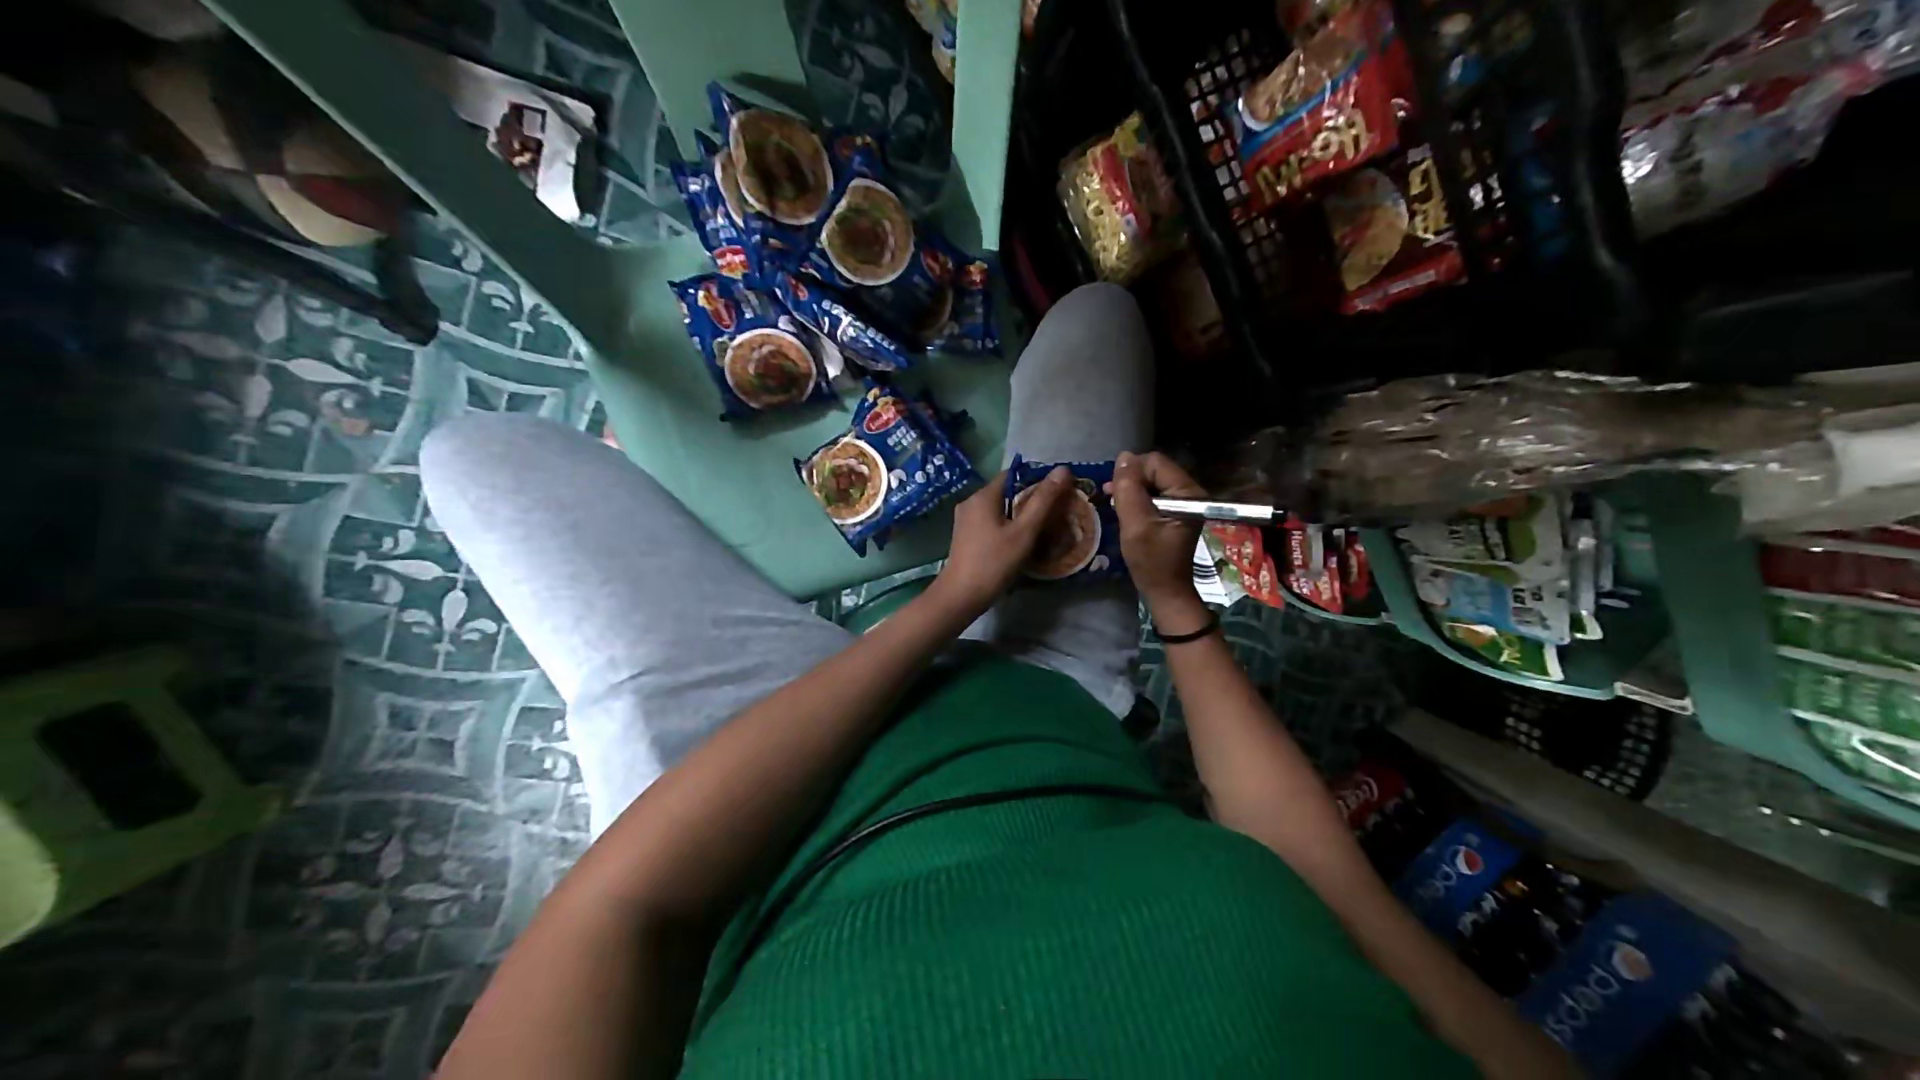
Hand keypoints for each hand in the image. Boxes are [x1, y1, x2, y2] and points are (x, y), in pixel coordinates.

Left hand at [931, 466, 1073, 617]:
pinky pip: (990, 521)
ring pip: (999, 508)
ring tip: (1042, 527)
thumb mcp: (1024, 532)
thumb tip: (1063, 469)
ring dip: (1019, 514)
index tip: (1058, 492)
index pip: (1014, 474)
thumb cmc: (994, 562)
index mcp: (983, 496)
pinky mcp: (965, 535)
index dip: (1037, 479)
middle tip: (1054, 512)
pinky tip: (1020, 540)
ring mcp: (965, 519)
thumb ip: (1043, 500)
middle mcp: (970, 502)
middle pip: (1006, 491)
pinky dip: (1007, 525)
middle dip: (1030, 499)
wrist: (961, 596)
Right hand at [1109, 451, 1209, 629]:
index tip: (1113, 491)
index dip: (1131, 471)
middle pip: (1154, 469)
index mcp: (1187, 493)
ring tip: (1116, 504)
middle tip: (1111, 498)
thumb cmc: (1151, 561)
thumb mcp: (1135, 524)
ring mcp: (1184, 502)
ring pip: (1152, 481)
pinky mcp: (1176, 511)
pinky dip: (1138, 499)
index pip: (1154, 462)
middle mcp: (1190, 492)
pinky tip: (1126, 511)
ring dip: (1132, 490)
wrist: (1165, 591)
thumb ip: (1128, 489)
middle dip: (1131, 479)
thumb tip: (1123, 457)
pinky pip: (1154, 494)